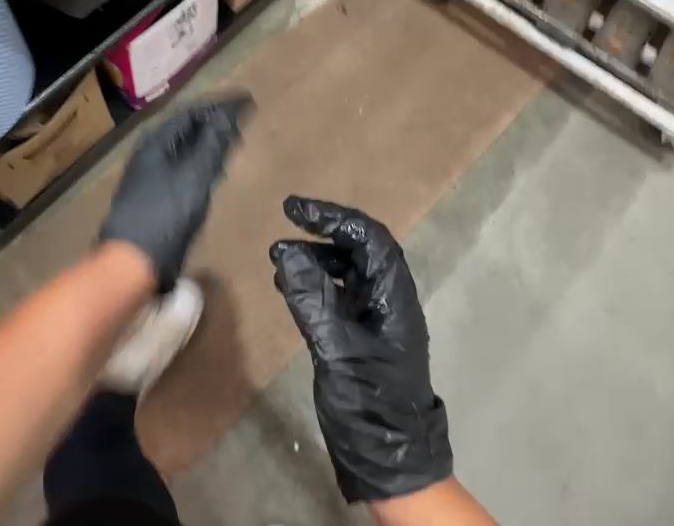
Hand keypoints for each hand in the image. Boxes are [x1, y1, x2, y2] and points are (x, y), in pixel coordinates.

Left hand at [99, 93, 252, 288]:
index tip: (246, 103)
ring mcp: (148, 174)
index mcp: (156, 141)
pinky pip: (180, 167)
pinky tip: (212, 173)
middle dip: (214, 123)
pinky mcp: (152, 194)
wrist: (133, 261)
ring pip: (183, 149)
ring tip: (232, 144)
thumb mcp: (195, 175)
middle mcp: (149, 152)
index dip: (219, 106)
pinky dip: (200, 163)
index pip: (192, 111)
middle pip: (186, 128)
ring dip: (207, 143)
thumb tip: (231, 112)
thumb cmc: (166, 214)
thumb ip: (214, 143)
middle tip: (242, 123)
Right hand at [271, 197, 451, 503]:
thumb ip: (312, 299)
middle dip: (324, 232)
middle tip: (286, 223)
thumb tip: (286, 252)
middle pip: (360, 250)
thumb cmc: (370, 403)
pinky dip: (314, 285)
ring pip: (348, 272)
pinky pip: (338, 297)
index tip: (295, 210)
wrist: (390, 463)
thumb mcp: (336, 349)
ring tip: (279, 257)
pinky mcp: (362, 338)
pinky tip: (288, 288)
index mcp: (393, 296)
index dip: (334, 217)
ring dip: (316, 258)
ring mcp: (376, 319)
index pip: (368, 238)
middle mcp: (388, 300)